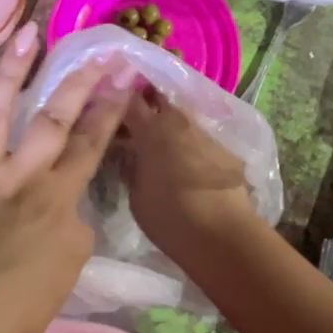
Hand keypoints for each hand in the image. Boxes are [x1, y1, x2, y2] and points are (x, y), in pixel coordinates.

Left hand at [0, 24, 134, 332]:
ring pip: (56, 119)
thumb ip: (50, 267)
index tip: (66, 213)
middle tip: (130, 70)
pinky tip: (28, 39)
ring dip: (80, 82)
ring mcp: (18, 178)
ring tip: (101, 51)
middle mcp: (57, 202)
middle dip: (113, 107)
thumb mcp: (36, 312)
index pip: (85, 216)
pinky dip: (13, 71)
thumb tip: (47, 243)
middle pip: (92, 147)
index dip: (76, 211)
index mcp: (74, 247)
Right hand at [118, 88, 256, 259]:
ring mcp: (204, 132)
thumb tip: (131, 153)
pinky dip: (187, 145)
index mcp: (151, 129)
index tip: (108, 111)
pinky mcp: (224, 147)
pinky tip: (185, 165)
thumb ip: (131, 165)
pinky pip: (197, 138)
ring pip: (179, 120)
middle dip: (144, 109)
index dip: (117, 102)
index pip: (129, 100)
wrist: (223, 233)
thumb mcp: (136, 194)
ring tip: (158, 150)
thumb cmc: (170, 215)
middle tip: (132, 128)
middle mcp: (178, 121)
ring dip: (167, 128)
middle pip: (158, 101)